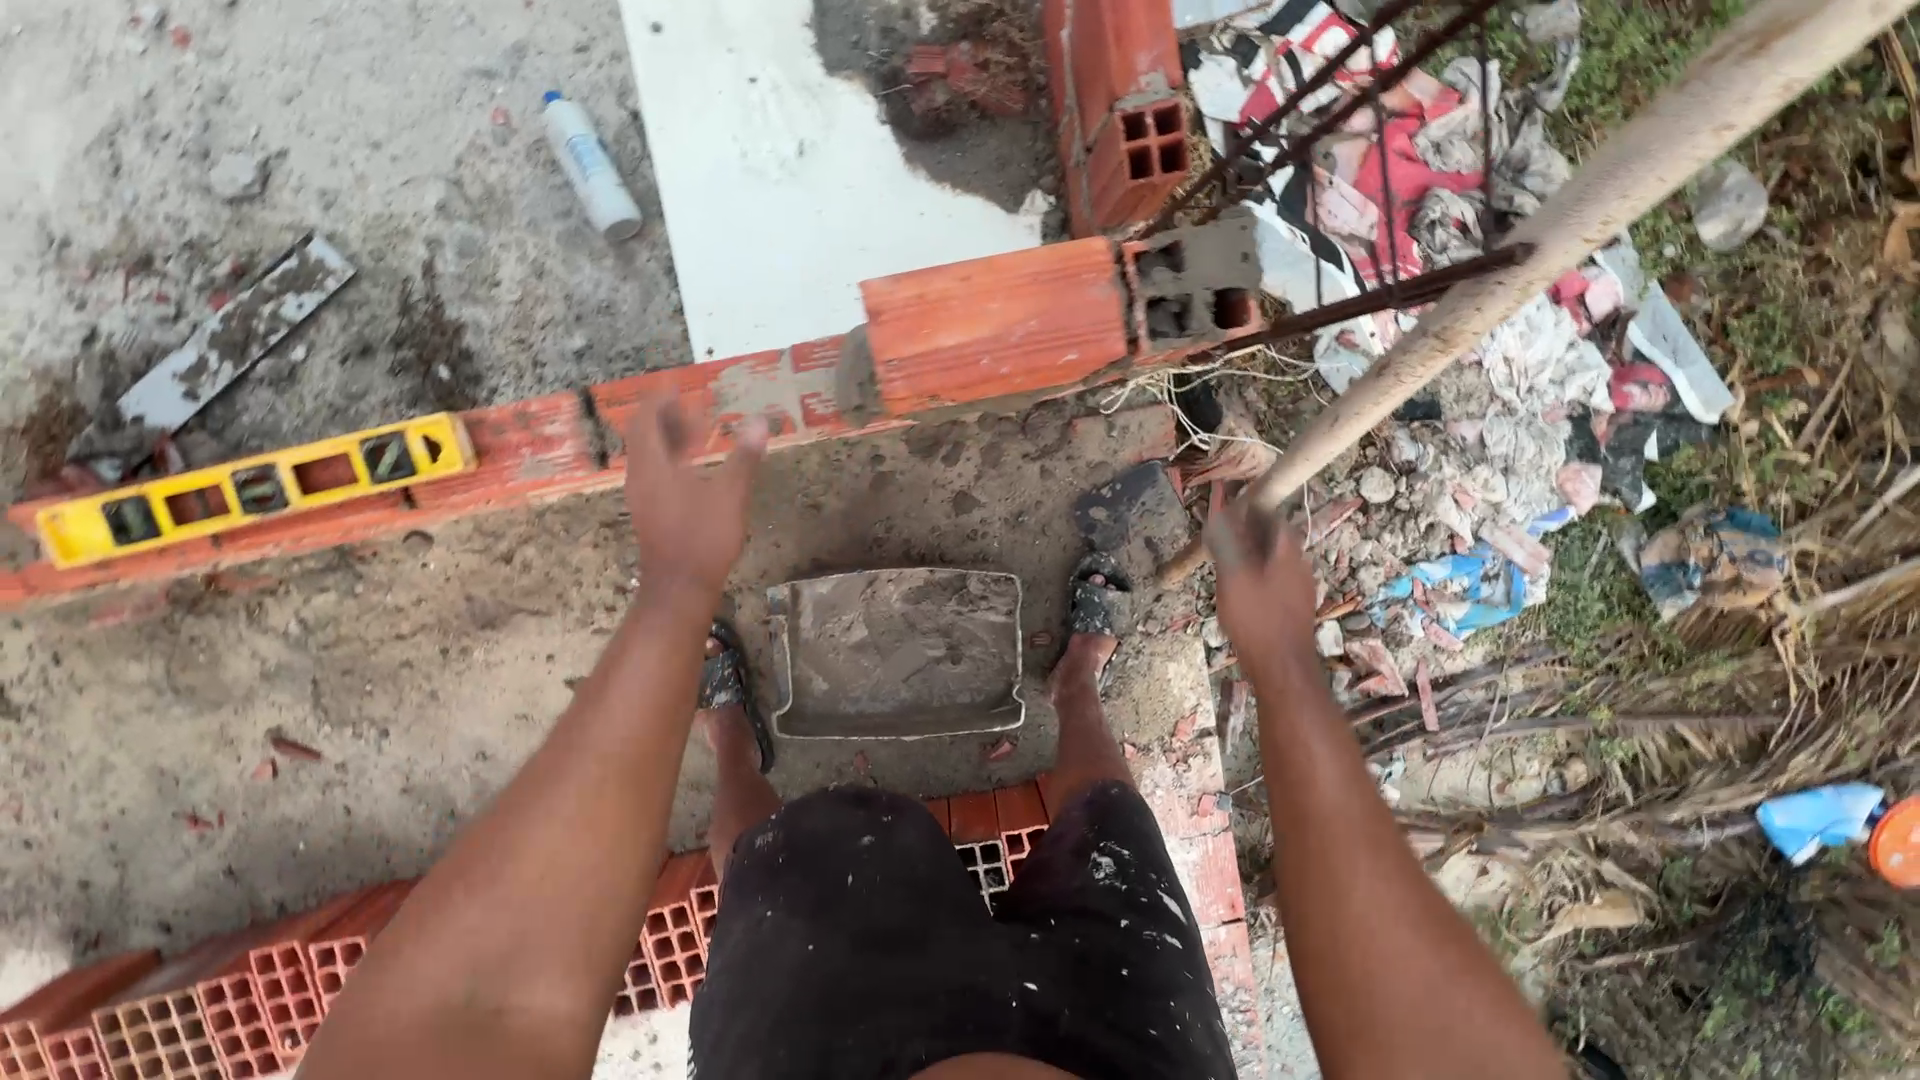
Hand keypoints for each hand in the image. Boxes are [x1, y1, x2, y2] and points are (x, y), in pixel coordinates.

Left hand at [622, 396, 767, 596]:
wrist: (680, 587)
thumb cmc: (703, 539)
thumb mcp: (730, 495)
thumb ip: (744, 457)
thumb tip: (760, 423)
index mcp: (652, 466)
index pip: (646, 419)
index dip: (660, 399)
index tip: (677, 384)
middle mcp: (640, 477)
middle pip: (644, 435)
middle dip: (667, 417)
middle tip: (694, 408)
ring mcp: (642, 496)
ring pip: (649, 455)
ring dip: (670, 439)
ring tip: (699, 433)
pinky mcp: (650, 512)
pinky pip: (654, 472)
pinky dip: (671, 459)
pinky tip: (696, 468)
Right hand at [1203, 485, 1317, 660]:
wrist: (1281, 667)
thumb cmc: (1256, 618)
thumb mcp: (1233, 576)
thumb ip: (1227, 543)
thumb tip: (1218, 515)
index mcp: (1288, 553)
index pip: (1273, 517)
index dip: (1251, 510)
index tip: (1229, 510)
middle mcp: (1300, 566)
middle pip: (1275, 539)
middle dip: (1250, 533)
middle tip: (1223, 535)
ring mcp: (1300, 590)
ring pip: (1275, 562)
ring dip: (1253, 556)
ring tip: (1227, 562)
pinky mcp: (1295, 610)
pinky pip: (1275, 582)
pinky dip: (1258, 576)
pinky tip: (1241, 590)